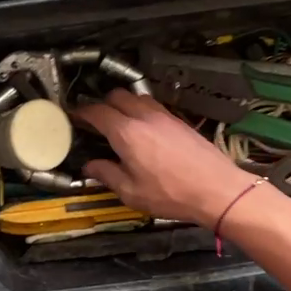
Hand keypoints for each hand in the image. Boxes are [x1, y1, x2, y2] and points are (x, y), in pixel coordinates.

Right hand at [76, 89, 260, 227]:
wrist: (217, 189)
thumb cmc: (171, 194)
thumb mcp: (131, 192)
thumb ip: (107, 175)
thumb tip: (90, 166)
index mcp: (127, 133)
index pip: (97, 112)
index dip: (82, 112)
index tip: (74, 117)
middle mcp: (144, 117)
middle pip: (117, 96)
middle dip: (102, 104)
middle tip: (95, 120)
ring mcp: (165, 116)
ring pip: (137, 97)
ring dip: (124, 104)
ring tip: (119, 123)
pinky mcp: (180, 121)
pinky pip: (153, 107)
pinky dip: (141, 111)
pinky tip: (143, 130)